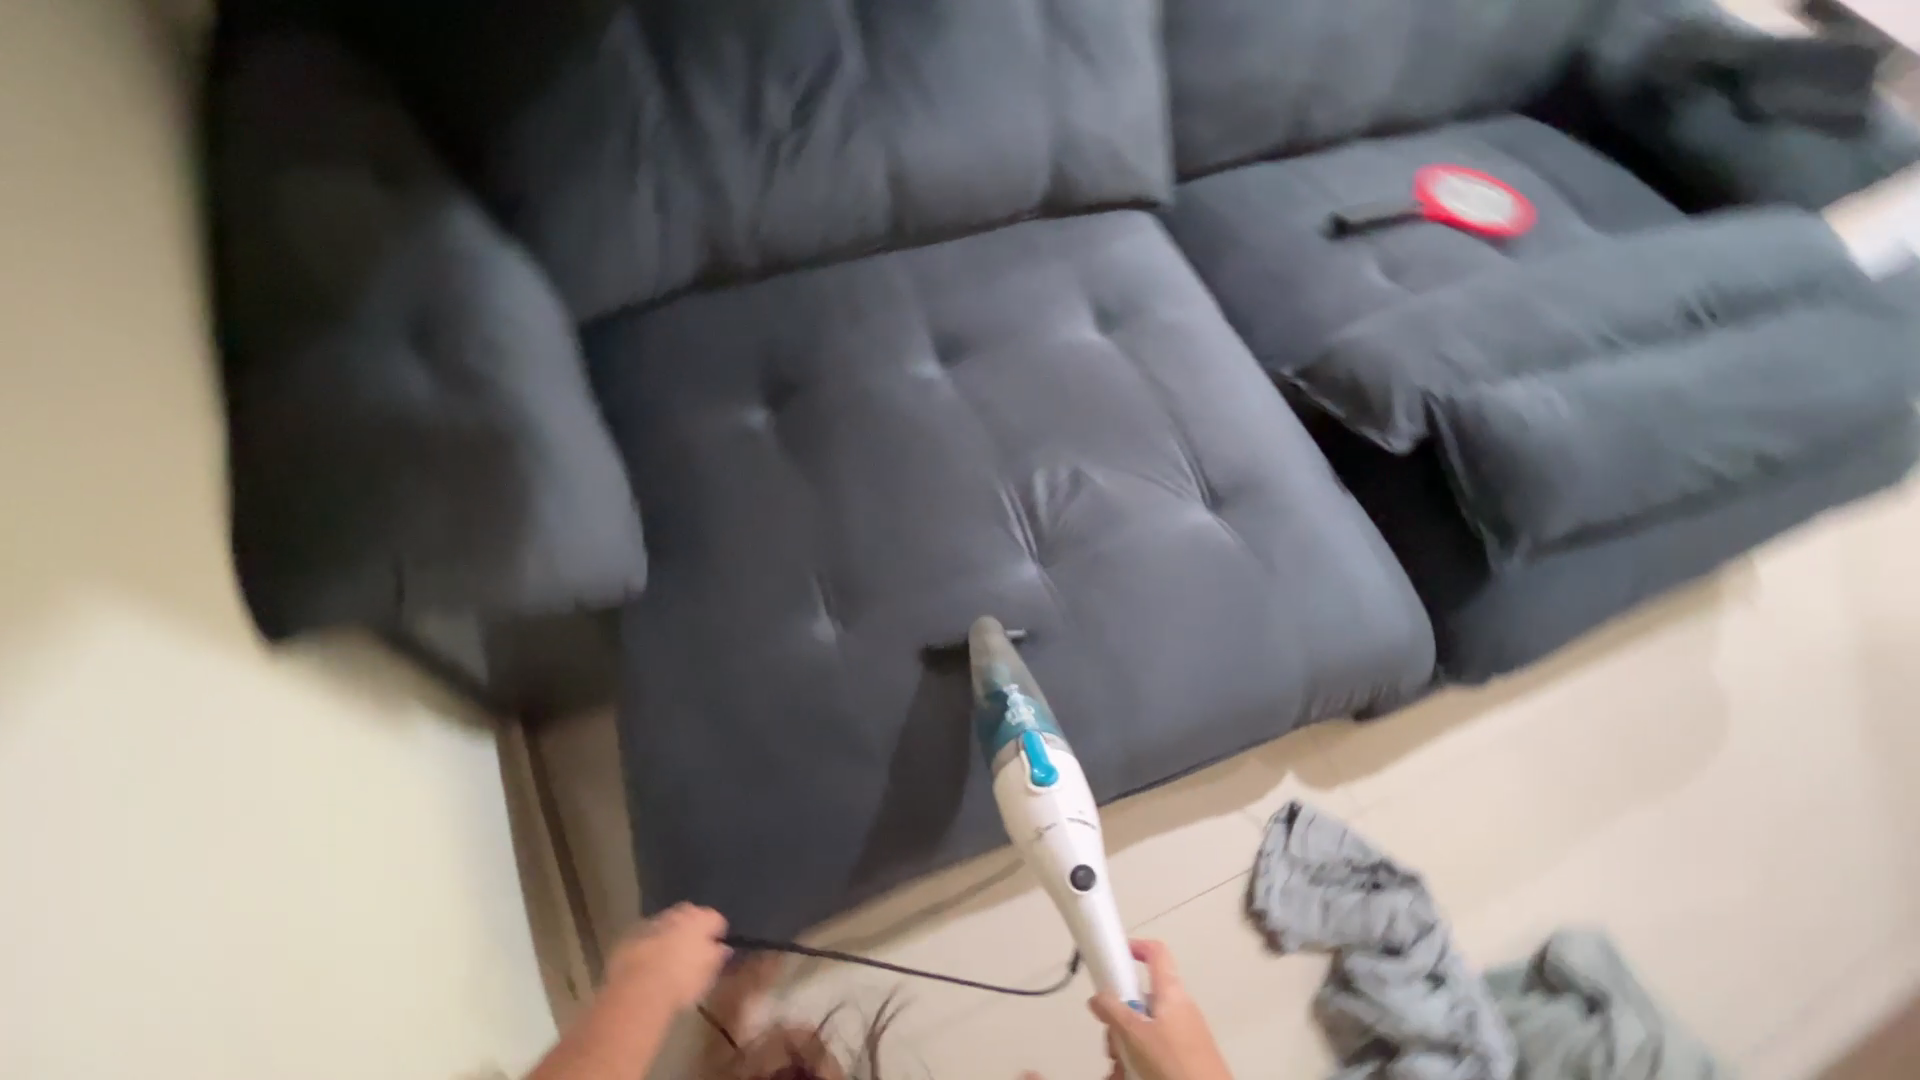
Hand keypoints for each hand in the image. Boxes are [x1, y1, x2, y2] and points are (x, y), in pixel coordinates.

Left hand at [605, 903, 731, 1013]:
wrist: (638, 991)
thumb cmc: (682, 981)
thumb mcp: (710, 974)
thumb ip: (719, 956)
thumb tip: (723, 949)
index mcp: (701, 918)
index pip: (716, 919)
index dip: (717, 934)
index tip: (717, 948)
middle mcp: (676, 914)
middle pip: (689, 917)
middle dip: (691, 931)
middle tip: (692, 953)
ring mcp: (650, 924)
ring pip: (665, 926)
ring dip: (668, 937)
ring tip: (668, 961)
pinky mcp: (628, 939)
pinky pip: (644, 940)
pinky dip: (648, 948)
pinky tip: (647, 966)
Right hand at [1089, 940, 1232, 1079]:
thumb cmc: (1172, 1060)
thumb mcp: (1134, 1033)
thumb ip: (1111, 1011)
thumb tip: (1097, 997)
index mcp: (1170, 992)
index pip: (1156, 952)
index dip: (1135, 947)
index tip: (1114, 959)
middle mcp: (1178, 1007)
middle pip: (1141, 999)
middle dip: (1119, 1019)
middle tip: (1111, 1042)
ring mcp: (1184, 1033)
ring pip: (1145, 1029)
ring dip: (1125, 1045)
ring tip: (1117, 1068)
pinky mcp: (1186, 1056)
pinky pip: (1155, 1048)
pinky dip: (1138, 1059)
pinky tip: (1125, 1076)